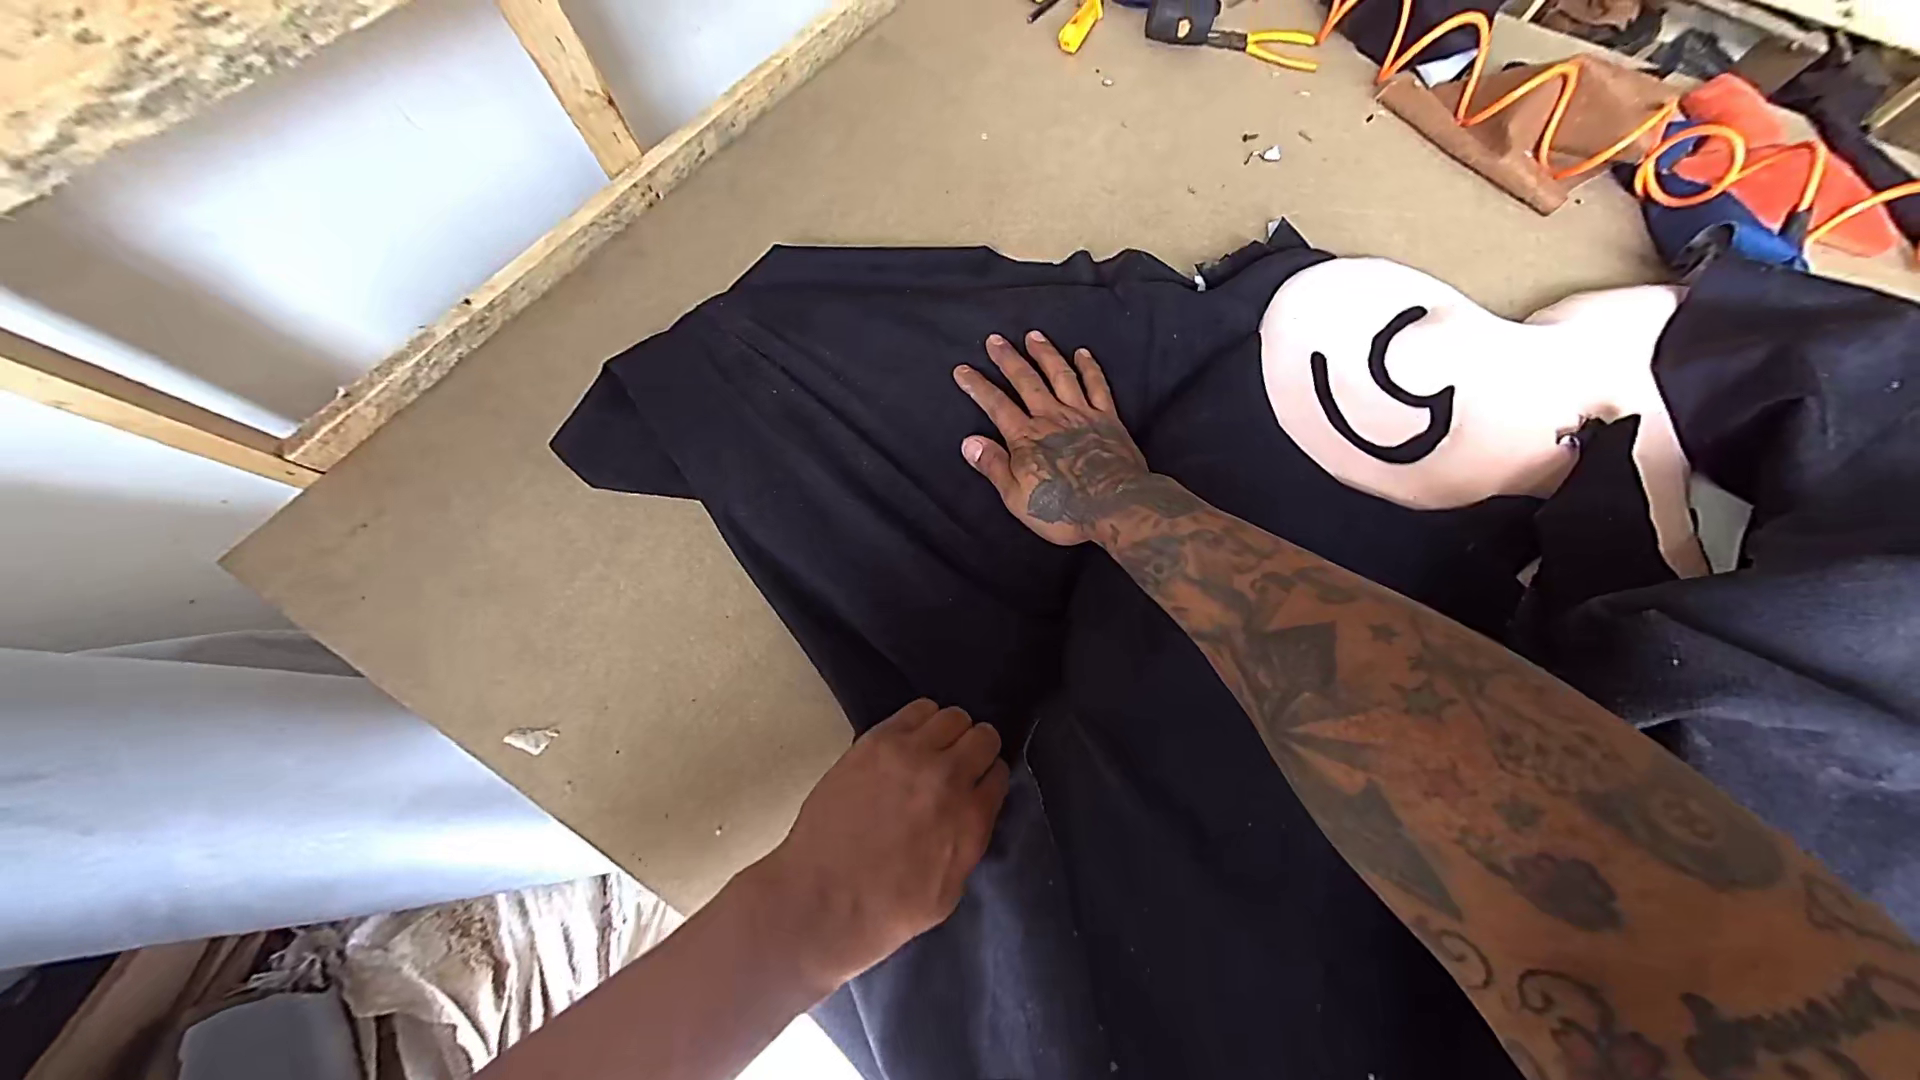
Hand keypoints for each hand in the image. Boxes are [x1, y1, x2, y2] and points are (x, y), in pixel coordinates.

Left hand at [755, 699, 1008, 989]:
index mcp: (970, 818)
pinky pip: (917, 709)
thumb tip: (975, 808)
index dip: (988, 779)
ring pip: (953, 716)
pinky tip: (910, 741)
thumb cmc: (886, 911)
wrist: (819, 902)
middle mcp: (946, 777)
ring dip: (950, 733)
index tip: (977, 784)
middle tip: (959, 765)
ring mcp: (910, 753)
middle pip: (984, 736)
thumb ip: (971, 840)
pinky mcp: (876, 740)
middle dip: (977, 751)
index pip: (999, 773)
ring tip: (933, 751)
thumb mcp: (950, 890)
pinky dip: (921, 721)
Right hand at [953, 332, 1153, 545]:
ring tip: (1033, 336)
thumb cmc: (1063, 510)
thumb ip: (994, 466)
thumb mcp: (1017, 497)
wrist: (1116, 508)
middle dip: (1008, 359)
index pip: (996, 405)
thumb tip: (969, 442)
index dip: (978, 386)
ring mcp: (1081, 414)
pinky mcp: (1108, 419)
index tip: (963, 369)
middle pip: (1026, 381)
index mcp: (1026, 437)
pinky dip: (1089, 367)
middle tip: (995, 340)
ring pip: (1059, 375)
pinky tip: (1082, 353)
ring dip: (1045, 354)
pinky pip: (1097, 386)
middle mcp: (1051, 417)